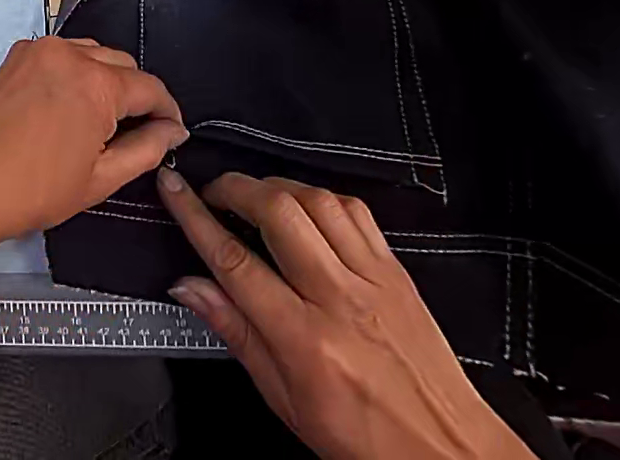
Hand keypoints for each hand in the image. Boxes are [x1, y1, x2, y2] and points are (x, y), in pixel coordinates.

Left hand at [0, 37, 186, 255]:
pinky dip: (76, 72)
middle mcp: (71, 54)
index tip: (174, 131)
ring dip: (107, 80)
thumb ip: (147, 148)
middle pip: (124, 66)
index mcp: (96, 83)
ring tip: (100, 120)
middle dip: (136, 96)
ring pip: (95, 55)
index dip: (167, 111)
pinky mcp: (18, 55)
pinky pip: (64, 54)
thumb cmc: (32, 191)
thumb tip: (172, 130)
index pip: (150, 87)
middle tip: (136, 132)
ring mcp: (41, 50)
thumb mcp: (100, 179)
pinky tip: (68, 104)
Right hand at [158, 170, 534, 459]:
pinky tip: (305, 205)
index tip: (174, 188)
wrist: (446, 449)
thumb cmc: (360, 436)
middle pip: (277, 212)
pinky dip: (320, 195)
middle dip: (235, 187)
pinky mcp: (394, 265)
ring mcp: (371, 275)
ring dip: (275, 186)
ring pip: (315, 199)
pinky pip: (354, 208)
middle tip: (214, 190)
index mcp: (304, 340)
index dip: (195, 217)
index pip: (234, 262)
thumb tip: (187, 286)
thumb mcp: (283, 399)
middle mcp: (337, 297)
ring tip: (254, 195)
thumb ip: (235, 331)